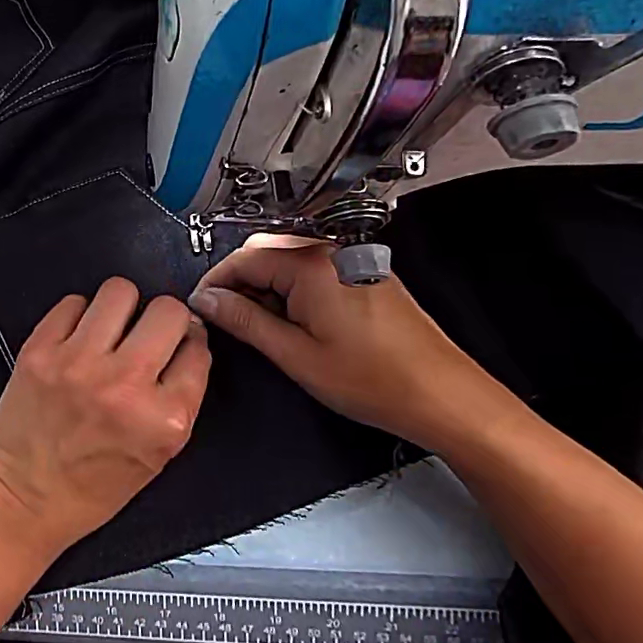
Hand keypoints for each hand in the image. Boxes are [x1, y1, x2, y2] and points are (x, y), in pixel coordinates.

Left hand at [0, 278, 211, 560]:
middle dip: (165, 318)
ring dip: (122, 308)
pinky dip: (80, 315)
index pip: (198, 348)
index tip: (178, 346)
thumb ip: (182, 393)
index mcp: (163, 419)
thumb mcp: (162, 451)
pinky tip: (79, 340)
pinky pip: (74, 301)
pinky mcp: (40, 353)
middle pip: (168, 310)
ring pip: (121, 290)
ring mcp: (79, 366)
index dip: (190, 343)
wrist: (25, 500)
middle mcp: (124, 387)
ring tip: (113, 331)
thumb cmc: (93, 483)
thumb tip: (190, 333)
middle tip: (149, 334)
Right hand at [188, 236, 514, 452]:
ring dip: (267, 288)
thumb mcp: (296, 355)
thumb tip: (212, 302)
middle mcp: (331, 251)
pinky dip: (293, 290)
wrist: (439, 391)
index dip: (216, 283)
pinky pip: (313, 269)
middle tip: (227, 321)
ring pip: (289, 262)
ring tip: (265, 330)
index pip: (243, 259)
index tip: (203, 305)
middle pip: (265, 253)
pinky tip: (296, 323)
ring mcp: (349, 258)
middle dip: (240, 284)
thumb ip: (246, 322)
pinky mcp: (361, 271)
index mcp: (311, 264)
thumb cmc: (378, 378)